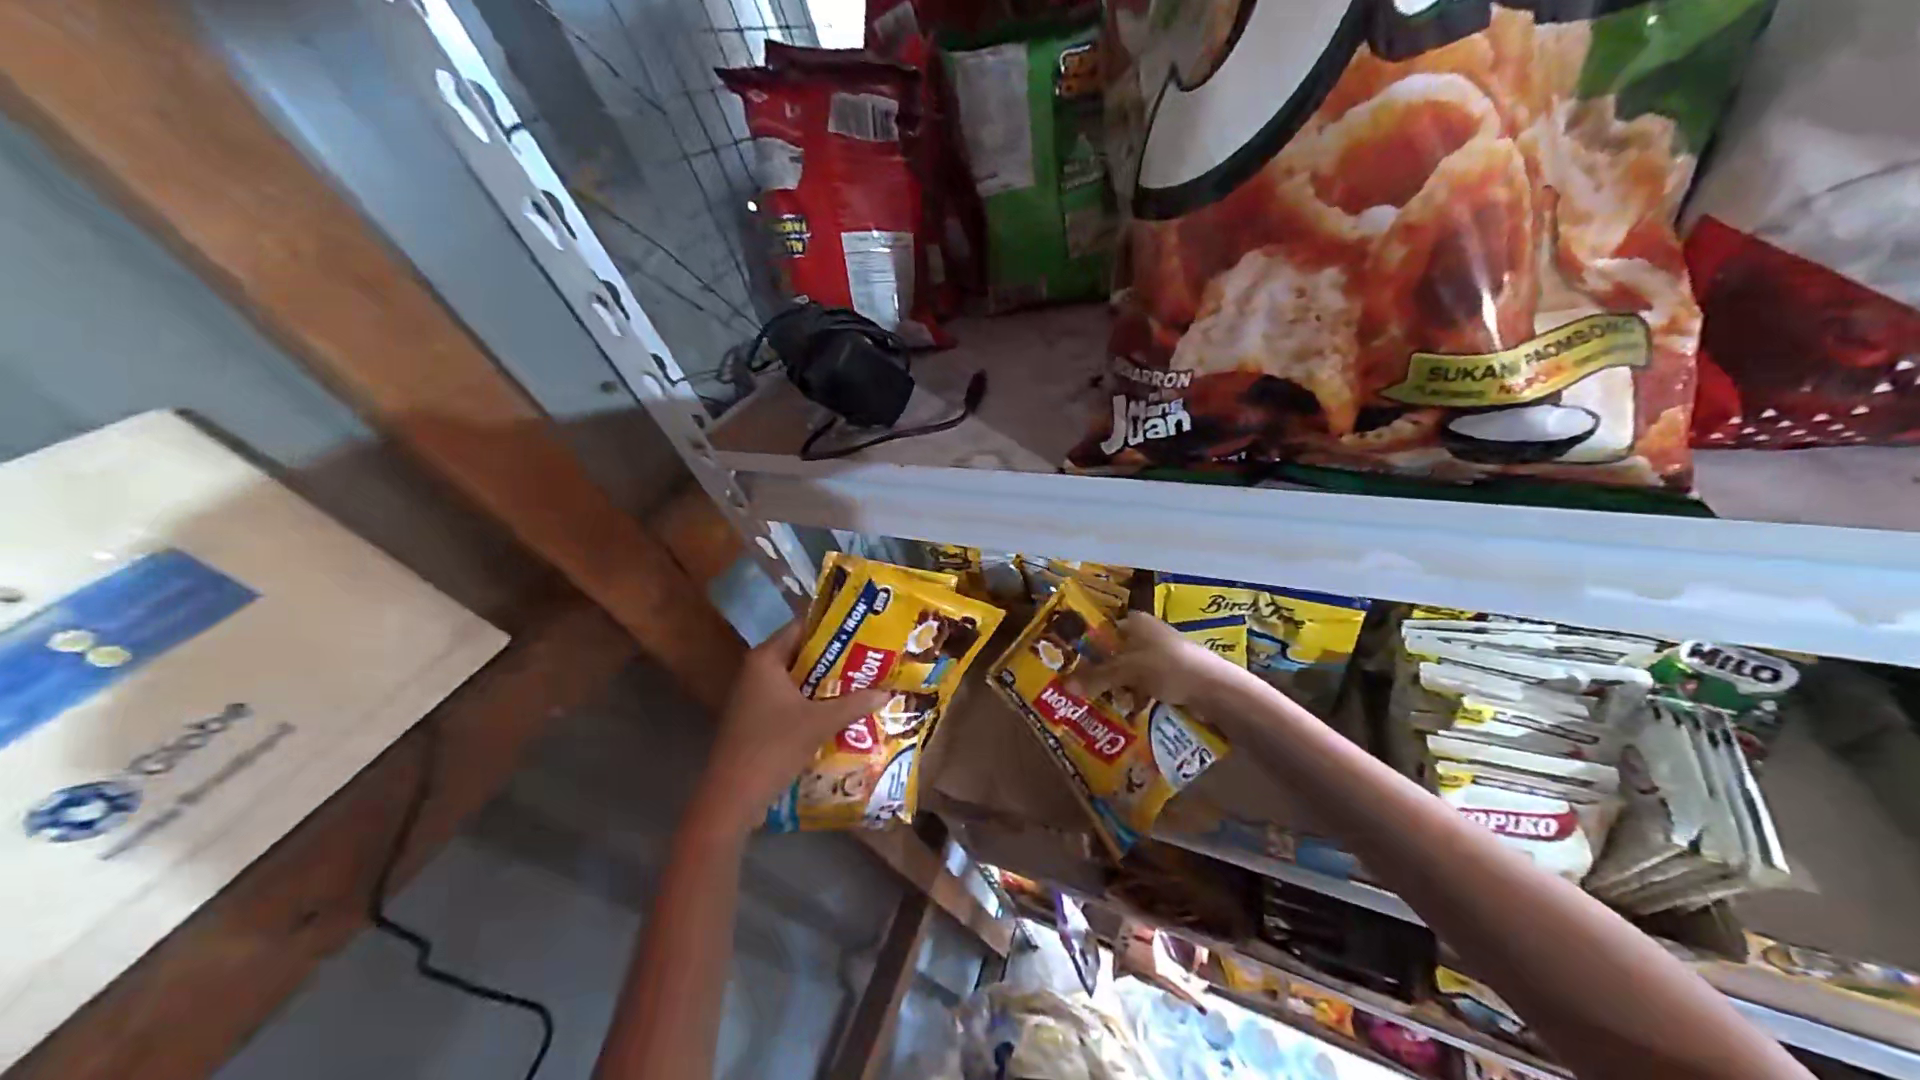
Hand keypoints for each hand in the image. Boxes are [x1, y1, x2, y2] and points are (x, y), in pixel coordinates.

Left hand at [697, 621, 889, 834]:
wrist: (732, 796)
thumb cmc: (773, 747)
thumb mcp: (819, 723)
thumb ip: (854, 704)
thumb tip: (887, 692)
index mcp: (766, 659)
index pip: (802, 627)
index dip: (833, 626)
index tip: (864, 629)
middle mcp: (757, 671)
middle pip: (802, 653)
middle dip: (836, 657)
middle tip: (871, 656)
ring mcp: (754, 696)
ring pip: (798, 679)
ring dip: (826, 682)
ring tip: (863, 681)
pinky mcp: (757, 718)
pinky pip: (791, 699)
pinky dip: (813, 701)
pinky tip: (840, 710)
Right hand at [1072, 612, 1247, 708]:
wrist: (1215, 688)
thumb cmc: (1168, 667)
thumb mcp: (1128, 671)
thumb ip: (1097, 677)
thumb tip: (1065, 685)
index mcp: (1136, 622)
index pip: (1102, 630)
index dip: (1086, 648)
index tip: (1071, 666)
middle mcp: (1147, 634)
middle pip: (1114, 653)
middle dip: (1101, 673)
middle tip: (1085, 690)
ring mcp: (1161, 655)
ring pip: (1129, 671)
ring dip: (1119, 688)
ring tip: (1108, 704)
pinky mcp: (1172, 675)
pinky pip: (1145, 685)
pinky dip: (1137, 696)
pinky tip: (1131, 710)